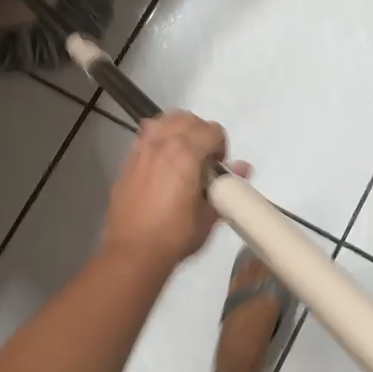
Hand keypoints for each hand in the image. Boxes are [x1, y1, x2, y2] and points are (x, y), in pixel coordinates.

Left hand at [102, 112, 247, 271]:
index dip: (221, 147)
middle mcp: (162, 143)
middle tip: (204, 160)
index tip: (218, 168)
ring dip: (178, 131)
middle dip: (201, 133)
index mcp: (186, 152)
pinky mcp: (127, 162)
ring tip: (182, 155)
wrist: (134, 252)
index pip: (212, 130)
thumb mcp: (210, 213)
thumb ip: (227, 185)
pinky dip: (158, 141)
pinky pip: (145, 137)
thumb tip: (245, 168)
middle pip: (187, 119)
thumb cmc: (177, 235)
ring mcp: (141, 150)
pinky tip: (162, 165)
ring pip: (163, 121)